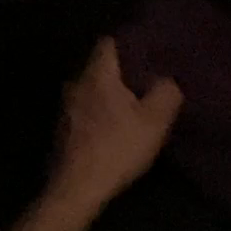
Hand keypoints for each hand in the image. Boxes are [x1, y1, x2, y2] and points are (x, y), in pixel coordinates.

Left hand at [45, 38, 183, 221]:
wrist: (77, 187)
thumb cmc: (117, 147)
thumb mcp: (154, 121)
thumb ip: (165, 93)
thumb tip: (167, 79)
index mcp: (97, 74)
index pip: (109, 43)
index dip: (130, 44)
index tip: (148, 53)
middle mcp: (76, 84)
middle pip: (100, 67)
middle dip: (122, 73)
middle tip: (146, 82)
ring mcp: (66, 108)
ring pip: (92, 90)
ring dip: (110, 95)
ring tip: (132, 107)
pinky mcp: (63, 130)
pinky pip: (85, 110)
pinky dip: (99, 114)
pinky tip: (113, 129)